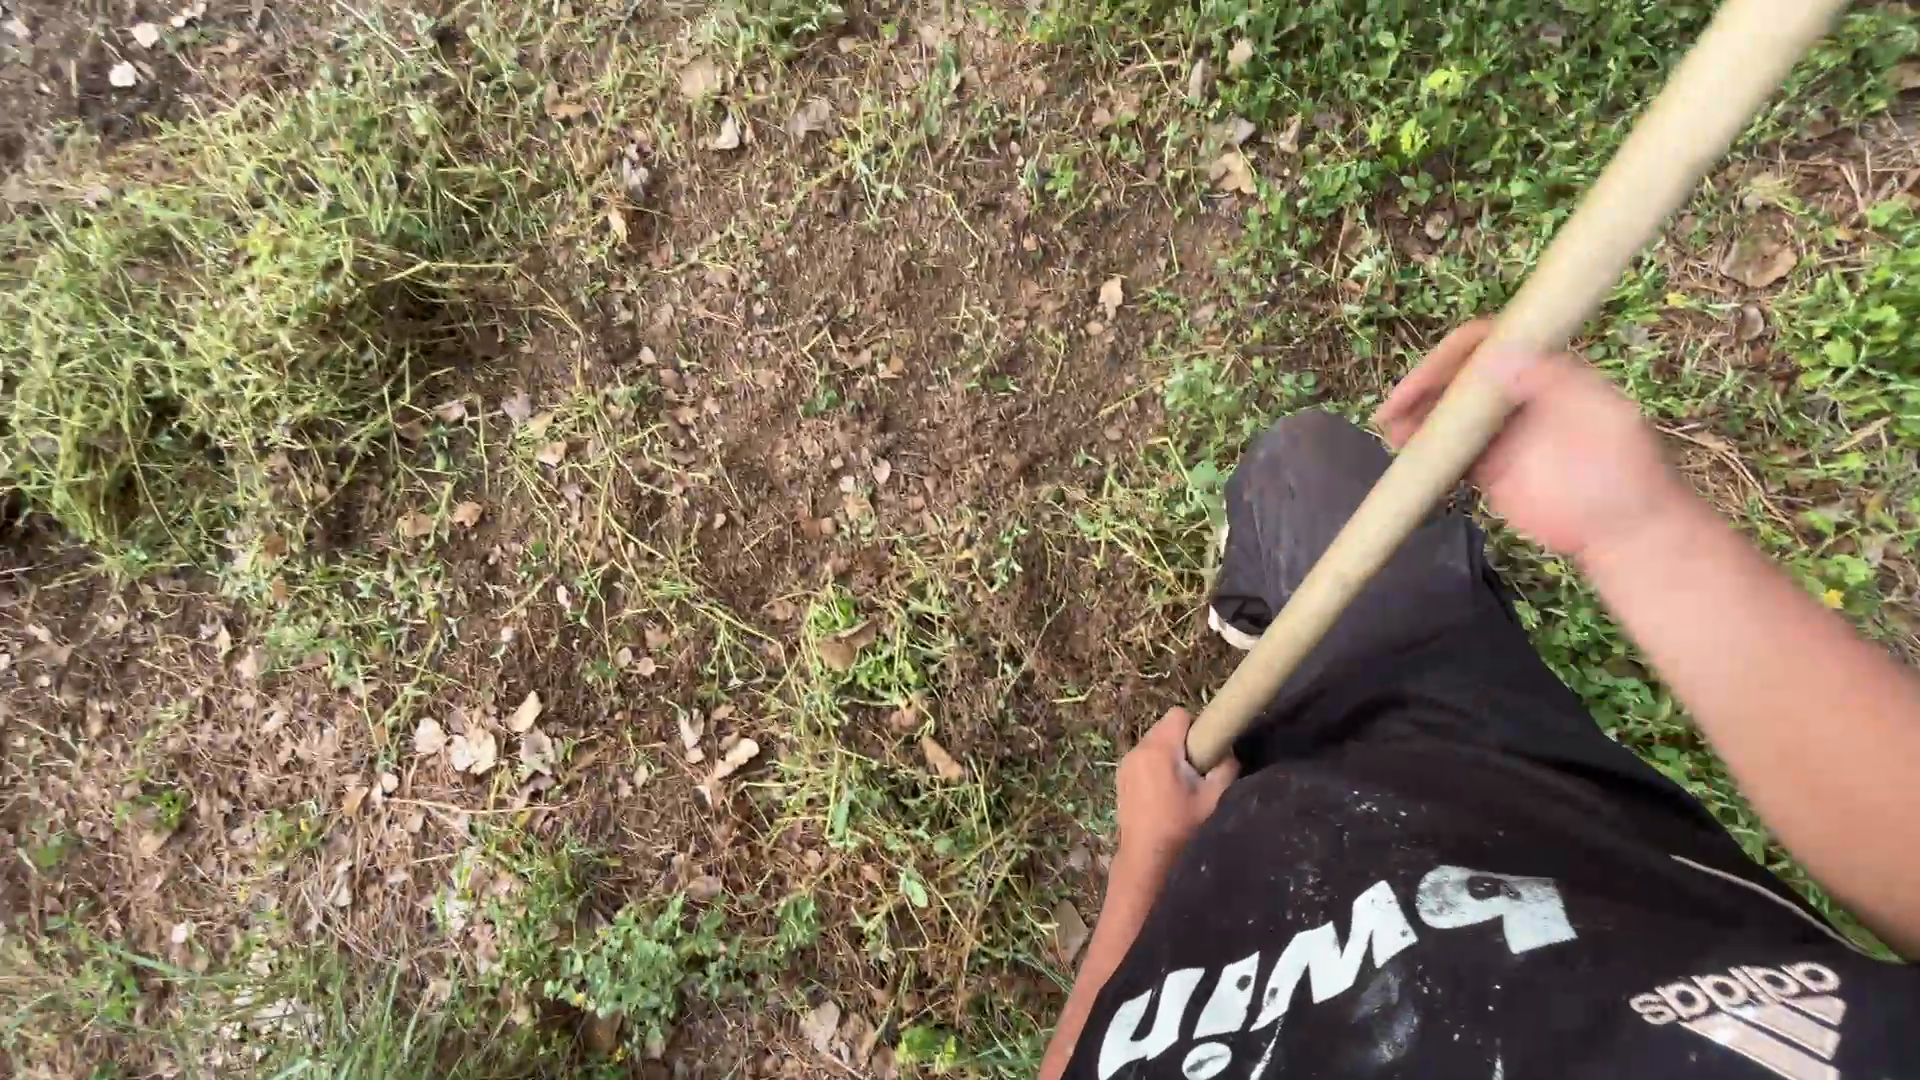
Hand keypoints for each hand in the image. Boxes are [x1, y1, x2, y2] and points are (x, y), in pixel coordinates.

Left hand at [1115, 709, 1238, 876]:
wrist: (1147, 857)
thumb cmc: (1181, 827)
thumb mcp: (1213, 798)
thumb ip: (1225, 768)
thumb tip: (1228, 751)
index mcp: (1158, 749)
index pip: (1179, 715)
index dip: (1196, 727)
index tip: (1205, 750)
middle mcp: (1138, 750)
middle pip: (1164, 728)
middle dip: (1182, 742)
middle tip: (1196, 770)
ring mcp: (1126, 763)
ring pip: (1152, 743)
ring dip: (1168, 754)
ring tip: (1179, 784)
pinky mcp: (1121, 776)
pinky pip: (1142, 758)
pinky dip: (1154, 766)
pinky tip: (1163, 792)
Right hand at [1373, 320, 1694, 562]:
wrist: (1621, 534)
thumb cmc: (1618, 475)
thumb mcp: (1599, 419)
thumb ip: (1555, 384)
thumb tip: (1498, 356)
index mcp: (1546, 374)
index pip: (1487, 346)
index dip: (1448, 358)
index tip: (1421, 381)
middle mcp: (1517, 396)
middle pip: (1456, 377)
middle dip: (1421, 387)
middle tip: (1392, 410)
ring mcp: (1499, 431)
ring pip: (1444, 410)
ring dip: (1413, 414)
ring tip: (1389, 428)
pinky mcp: (1485, 465)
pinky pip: (1444, 447)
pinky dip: (1419, 446)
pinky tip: (1401, 450)